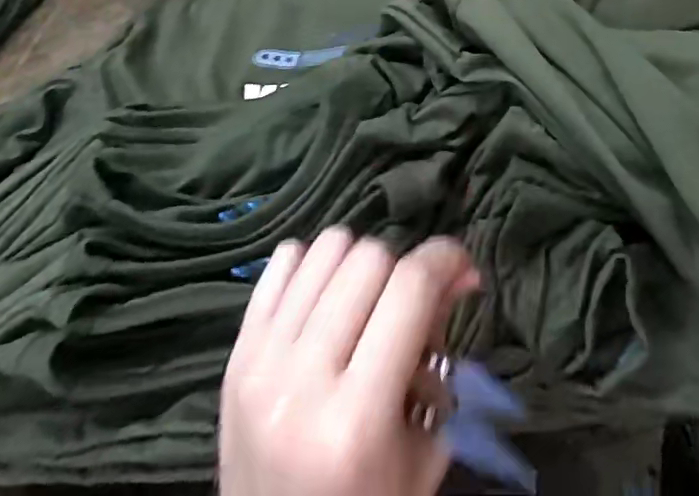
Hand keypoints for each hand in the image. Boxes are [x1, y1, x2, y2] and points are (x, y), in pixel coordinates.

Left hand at [219, 227, 481, 495]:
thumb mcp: (420, 448)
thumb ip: (438, 353)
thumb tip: (458, 273)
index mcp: (358, 417)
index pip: (409, 290)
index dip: (444, 260)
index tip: (461, 266)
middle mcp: (304, 376)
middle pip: (368, 259)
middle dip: (402, 271)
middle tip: (410, 305)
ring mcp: (262, 358)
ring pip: (326, 249)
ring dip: (358, 263)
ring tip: (367, 299)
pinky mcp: (237, 348)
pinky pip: (281, 262)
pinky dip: (313, 264)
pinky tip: (326, 297)